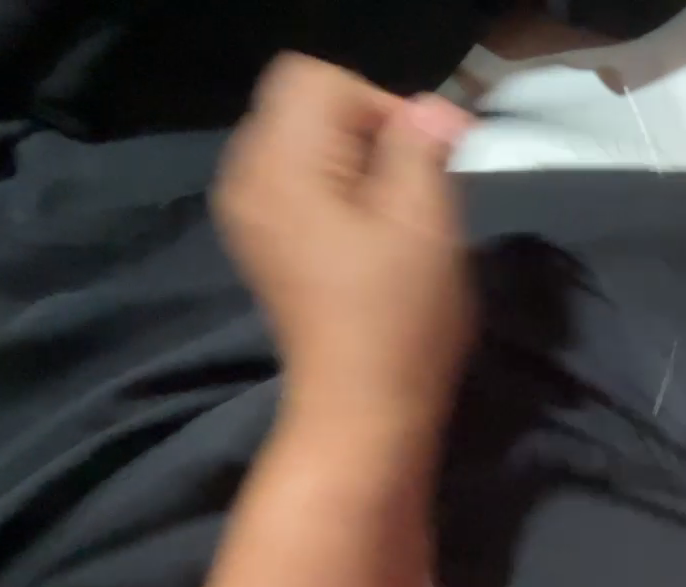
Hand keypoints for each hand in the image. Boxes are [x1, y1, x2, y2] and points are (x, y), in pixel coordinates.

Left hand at [214, 54, 475, 436]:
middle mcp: (249, 176)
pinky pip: (305, 192)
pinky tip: (374, 245)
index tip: (435, 164)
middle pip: (308, 110)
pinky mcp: (269, 248)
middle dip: (375, 139)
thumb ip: (423, 151)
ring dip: (365, 173)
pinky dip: (345, 201)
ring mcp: (253, 216)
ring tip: (403, 225)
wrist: (365, 407)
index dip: (386, 107)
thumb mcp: (426, 225)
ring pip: (310, 152)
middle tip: (424, 199)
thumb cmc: (401, 319)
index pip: (320, 80)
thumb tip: (436, 109)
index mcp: (281, 163)